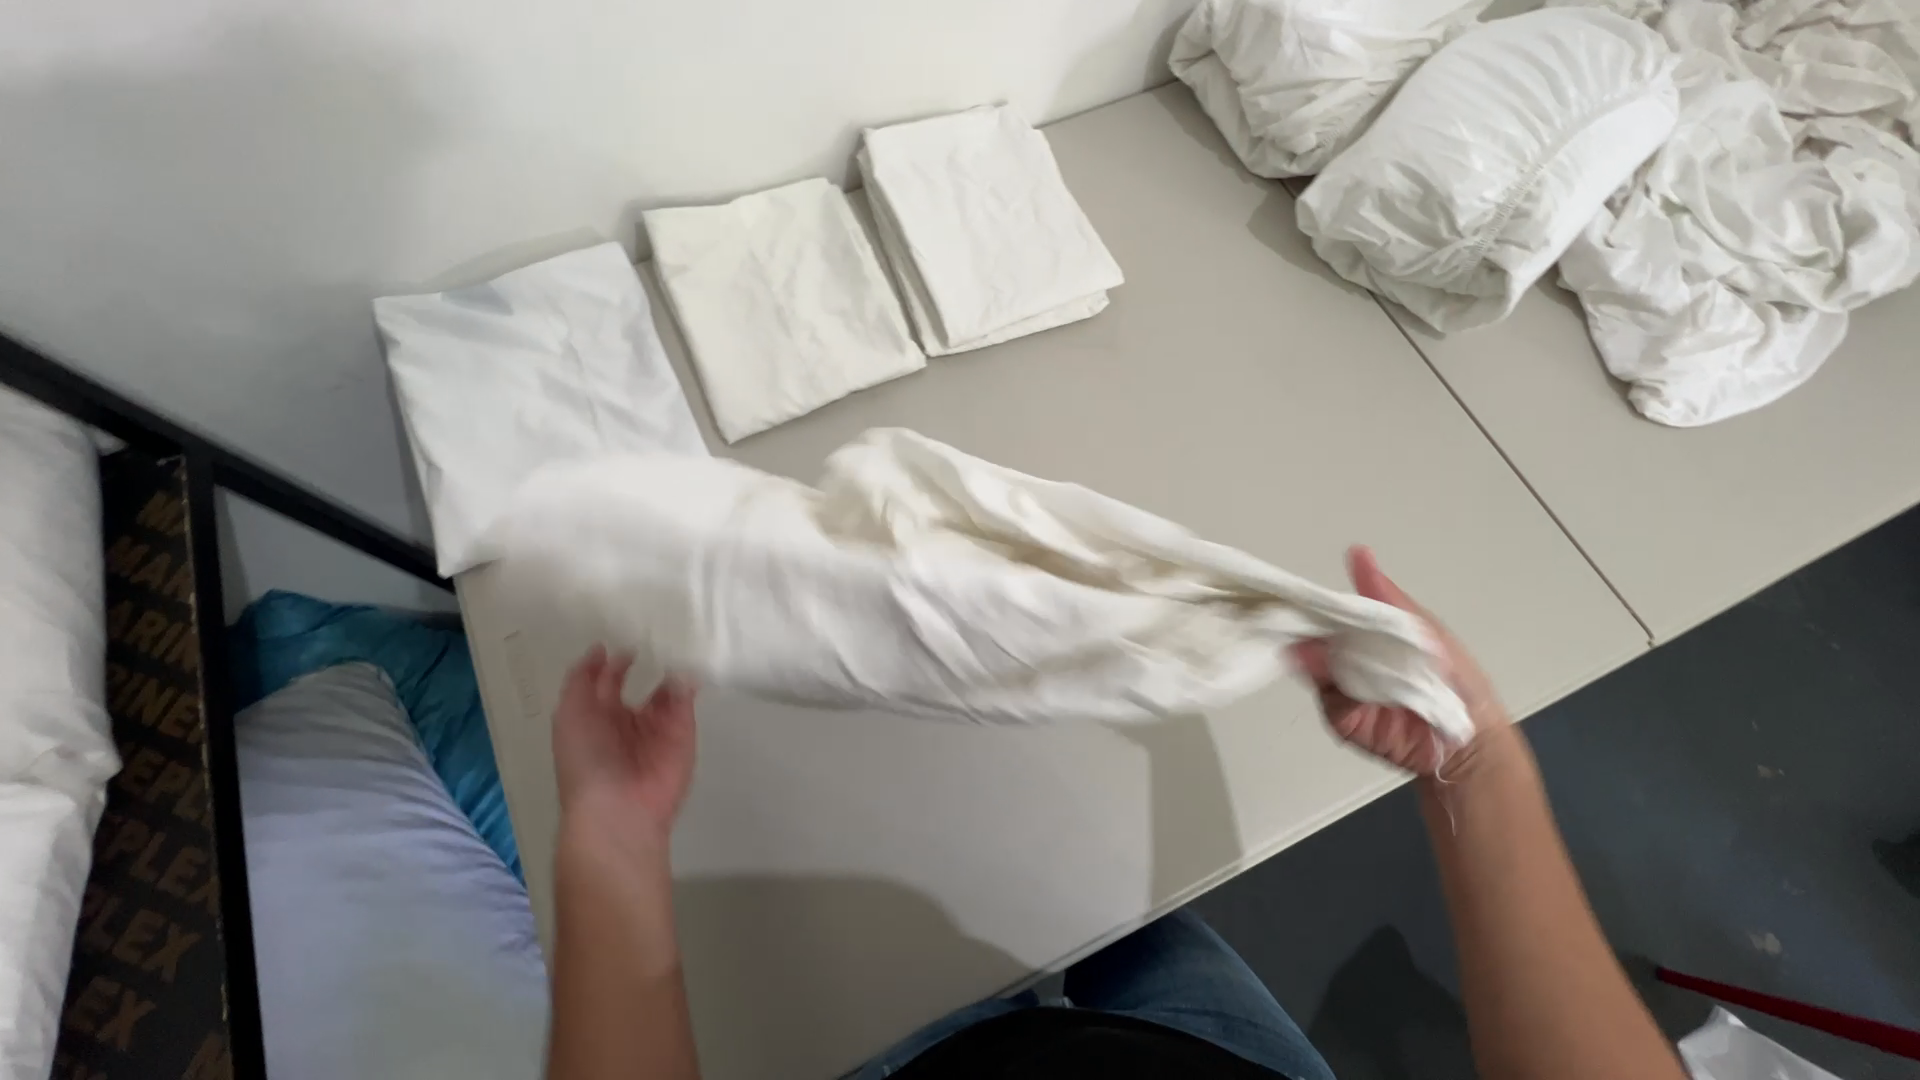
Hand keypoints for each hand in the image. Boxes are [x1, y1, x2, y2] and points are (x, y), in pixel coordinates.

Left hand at [552, 646, 696, 842]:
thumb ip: (581, 680)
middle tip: (654, 635)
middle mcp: (627, 721)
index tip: (622, 638)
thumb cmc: (586, 760)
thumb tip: (599, 649)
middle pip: (638, 683)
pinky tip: (686, 665)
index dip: (612, 661)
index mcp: (596, 719)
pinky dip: (687, 683)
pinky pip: (686, 701)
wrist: (619, 806)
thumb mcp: (569, 715)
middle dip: (645, 661)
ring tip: (674, 644)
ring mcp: (657, 726)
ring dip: (669, 669)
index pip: (605, 683)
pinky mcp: (684, 731)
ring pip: (666, 690)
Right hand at [1290, 545, 1505, 774]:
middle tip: (1286, 616)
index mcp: (1365, 634)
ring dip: (1312, 655)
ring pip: (1316, 665)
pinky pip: (1328, 697)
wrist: (1471, 740)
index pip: (1329, 613)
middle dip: (1301, 627)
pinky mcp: (1341, 717)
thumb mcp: (1423, 629)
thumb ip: (1385, 597)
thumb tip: (1357, 551)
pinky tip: (1327, 671)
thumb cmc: (1455, 679)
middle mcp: (1347, 658)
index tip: (1293, 593)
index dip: (1311, 603)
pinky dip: (1329, 684)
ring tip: (1306, 645)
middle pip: (1314, 638)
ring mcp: (1341, 688)